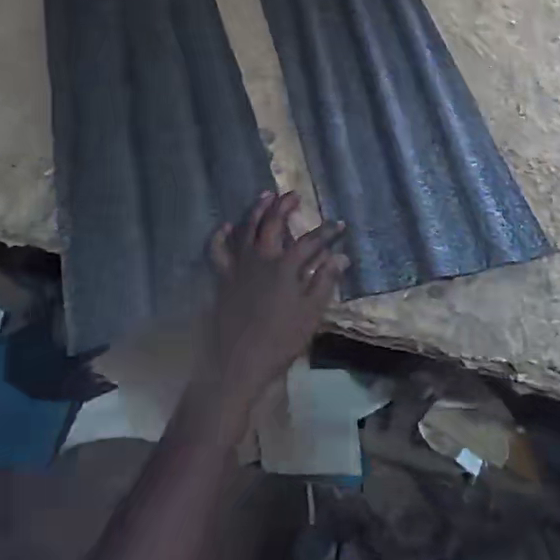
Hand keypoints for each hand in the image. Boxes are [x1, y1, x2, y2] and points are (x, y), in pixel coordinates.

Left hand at [198, 191, 347, 408]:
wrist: (239, 363)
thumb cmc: (281, 340)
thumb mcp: (311, 313)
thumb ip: (325, 281)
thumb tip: (341, 256)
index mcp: (286, 267)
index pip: (311, 241)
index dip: (327, 231)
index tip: (340, 224)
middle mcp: (261, 258)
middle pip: (273, 224)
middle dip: (285, 206)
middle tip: (294, 196)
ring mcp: (239, 266)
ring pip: (246, 229)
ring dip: (256, 210)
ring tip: (265, 196)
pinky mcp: (223, 277)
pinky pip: (218, 250)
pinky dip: (221, 236)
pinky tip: (226, 226)